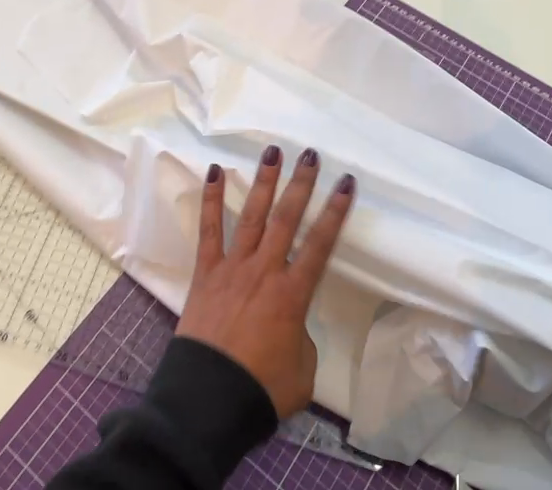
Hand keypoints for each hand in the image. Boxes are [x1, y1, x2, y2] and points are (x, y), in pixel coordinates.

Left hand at [176, 145, 357, 418]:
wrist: (209, 400)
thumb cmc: (262, 390)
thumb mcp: (302, 370)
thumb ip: (301, 337)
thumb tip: (291, 325)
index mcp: (293, 294)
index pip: (320, 244)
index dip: (335, 212)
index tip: (346, 183)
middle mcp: (265, 271)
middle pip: (287, 219)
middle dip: (301, 184)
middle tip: (310, 155)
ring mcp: (233, 268)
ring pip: (253, 216)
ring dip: (264, 182)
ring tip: (273, 151)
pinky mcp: (206, 273)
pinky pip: (209, 230)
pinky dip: (212, 200)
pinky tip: (215, 172)